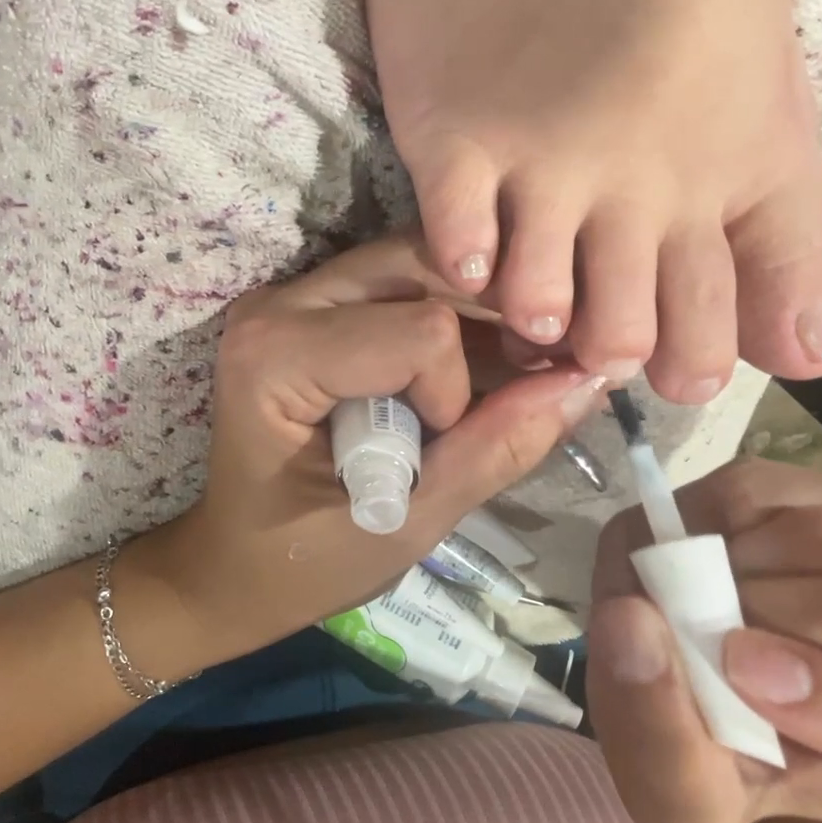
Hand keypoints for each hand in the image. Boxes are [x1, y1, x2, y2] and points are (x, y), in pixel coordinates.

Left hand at [144, 237, 608, 661]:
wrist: (231, 561)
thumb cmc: (302, 560)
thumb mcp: (407, 523)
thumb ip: (494, 449)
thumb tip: (589, 381)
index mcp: (276, 356)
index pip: (419, 331)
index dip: (458, 388)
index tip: (443, 441)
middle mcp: (277, 304)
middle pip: (422, 266)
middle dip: (489, 317)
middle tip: (529, 372)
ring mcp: (290, 296)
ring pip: (415, 261)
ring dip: (475, 311)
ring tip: (509, 368)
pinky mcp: (310, 304)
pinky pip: (398, 281)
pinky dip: (448, 315)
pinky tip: (479, 359)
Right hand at [366, 0, 821, 402]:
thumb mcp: (768, 87)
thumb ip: (781, 229)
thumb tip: (812, 355)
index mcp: (740, 170)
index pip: (734, 330)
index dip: (699, 360)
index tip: (669, 353)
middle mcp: (651, 187)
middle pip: (634, 340)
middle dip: (618, 352)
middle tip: (586, 321)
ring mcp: (546, 165)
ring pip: (542, 314)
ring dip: (535, 315)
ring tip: (525, 276)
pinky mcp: (453, 138)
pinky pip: (458, 255)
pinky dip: (463, 267)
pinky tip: (469, 234)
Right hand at [585, 460, 821, 822]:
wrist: (666, 669)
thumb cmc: (703, 756)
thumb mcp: (677, 801)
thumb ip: (664, 746)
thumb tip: (635, 622)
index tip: (767, 698)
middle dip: (812, 643)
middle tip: (723, 654)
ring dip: (743, 587)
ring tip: (699, 615)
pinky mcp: (812, 491)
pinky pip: (766, 498)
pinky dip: (709, 538)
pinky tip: (697, 571)